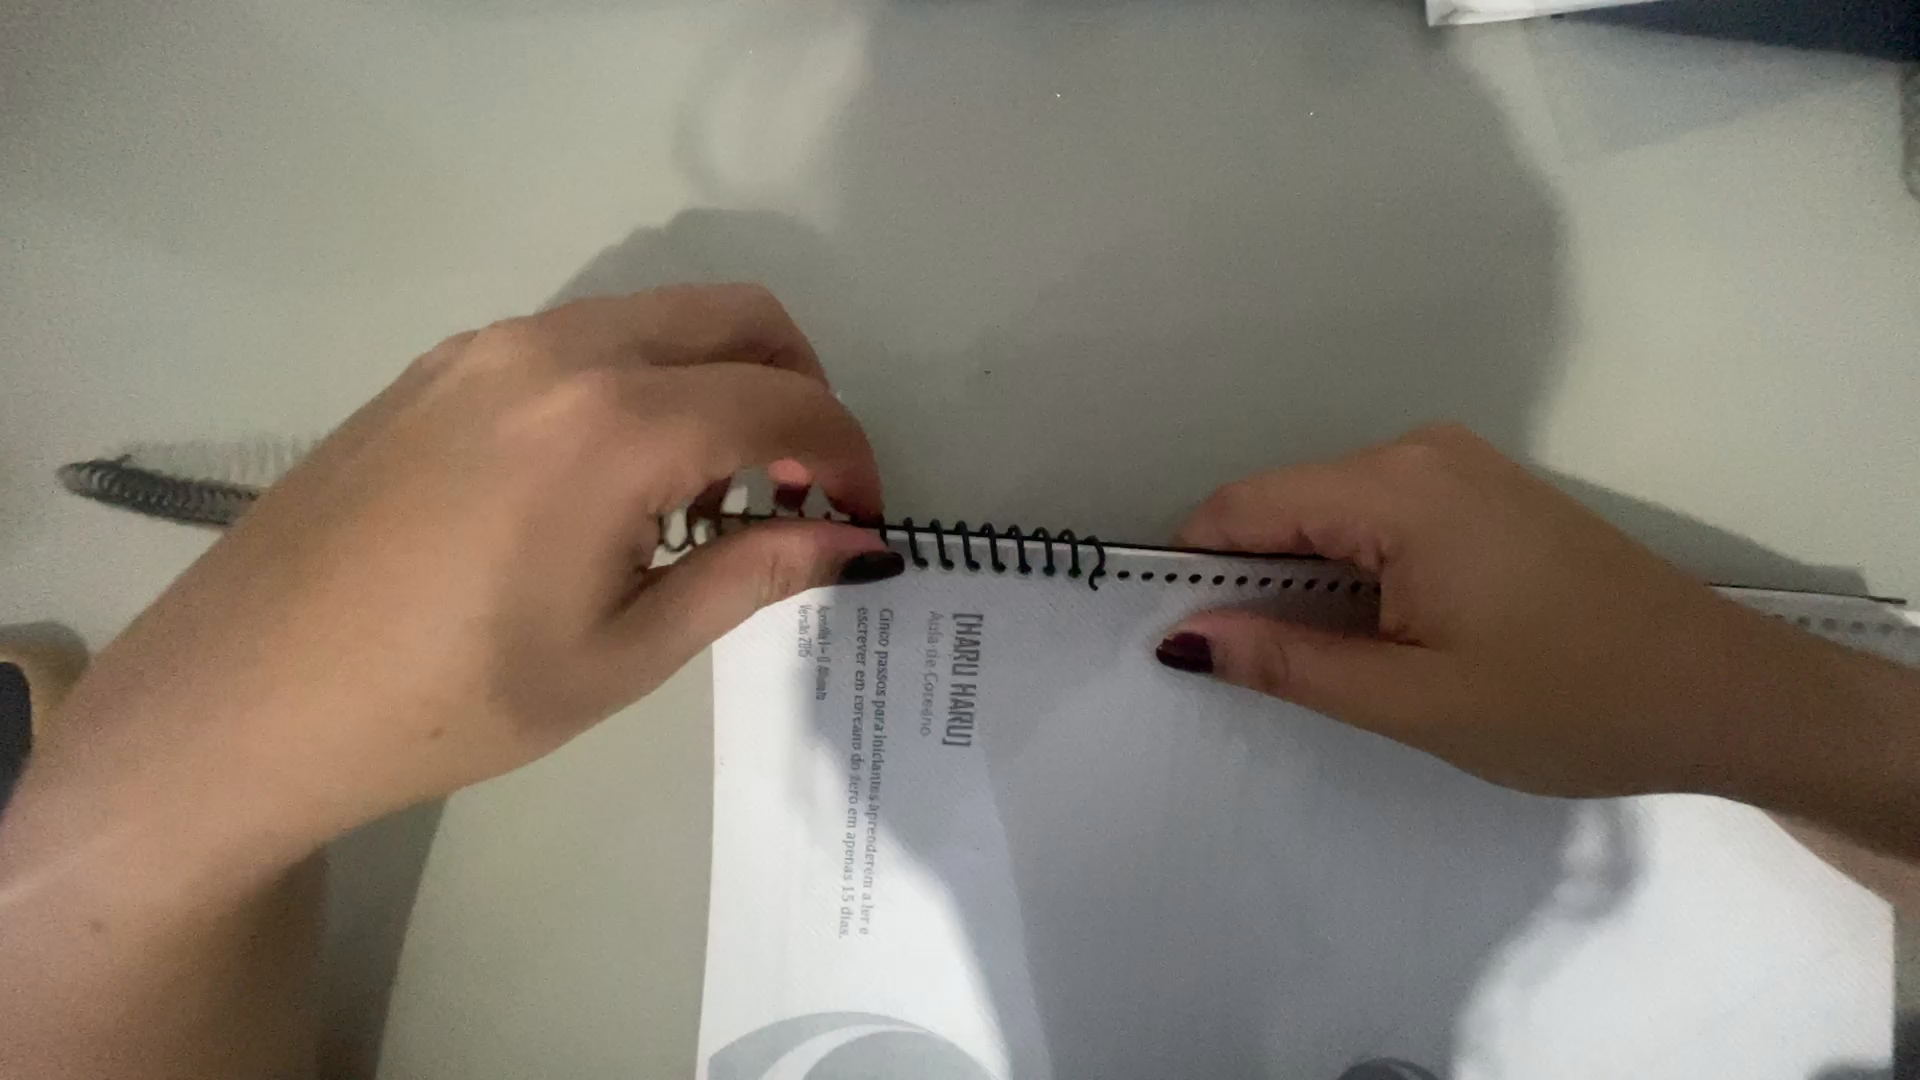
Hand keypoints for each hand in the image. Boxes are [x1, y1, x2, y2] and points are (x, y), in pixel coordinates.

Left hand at [44, 284, 902, 851]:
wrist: (238, 705)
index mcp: (613, 427)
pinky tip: (633, 473)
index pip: (786, 406)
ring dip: (735, 384)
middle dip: (806, 394)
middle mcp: (562, 350)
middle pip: (746, 319)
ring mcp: (499, 343)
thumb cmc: (454, 700)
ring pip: (674, 317)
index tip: (862, 517)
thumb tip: (864, 545)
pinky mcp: (457, 360)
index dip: (849, 457)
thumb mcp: (632, 648)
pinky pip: (604, 336)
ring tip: (717, 490)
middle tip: (800, 488)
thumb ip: (758, 572)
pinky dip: (663, 381)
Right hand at [1158, 425, 1919, 832]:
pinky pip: (1364, 512)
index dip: (1196, 565)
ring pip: (1318, 508)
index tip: (1184, 631)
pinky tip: (1371, 619)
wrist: (1738, 699)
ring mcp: (1448, 464)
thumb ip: (1285, 662)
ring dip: (1296, 573)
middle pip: (1278, 503)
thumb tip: (1181, 640)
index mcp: (1396, 490)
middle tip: (1256, 657)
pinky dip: (1340, 563)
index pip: (1243, 506)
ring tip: (1323, 647)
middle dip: (1248, 575)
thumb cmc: (1573, 704)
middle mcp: (1414, 453)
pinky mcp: (1470, 486)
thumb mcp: (1411, 700)